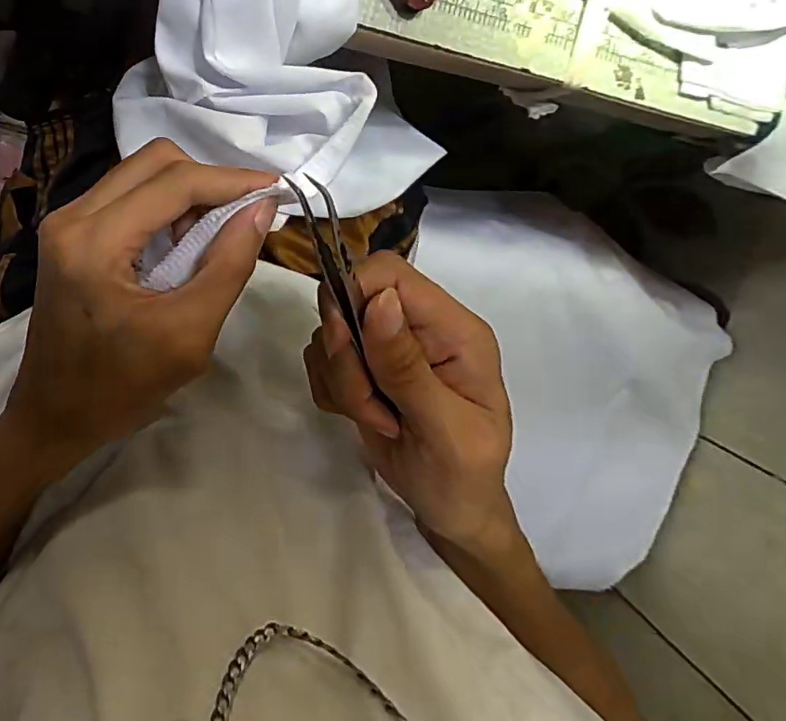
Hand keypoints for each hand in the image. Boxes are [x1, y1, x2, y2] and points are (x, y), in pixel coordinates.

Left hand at [0, 138, 277, 469]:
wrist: (54, 414)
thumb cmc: (120, 387)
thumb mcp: (188, 334)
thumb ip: (228, 265)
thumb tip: (260, 208)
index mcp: (94, 243)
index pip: (174, 183)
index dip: (231, 180)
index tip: (276, 189)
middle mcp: (72, 216)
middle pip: (155, 160)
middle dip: (208, 179)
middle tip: (242, 215)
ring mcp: (65, 220)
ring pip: (141, 171)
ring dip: (186, 191)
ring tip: (212, 234)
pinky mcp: (68, 230)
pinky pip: (127, 193)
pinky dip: (163, 205)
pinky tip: (181, 241)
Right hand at [304, 252, 517, 551]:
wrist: (453, 512)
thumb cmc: (464, 476)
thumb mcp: (445, 429)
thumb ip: (408, 367)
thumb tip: (381, 301)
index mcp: (452, 327)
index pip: (390, 273)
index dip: (355, 296)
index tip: (348, 348)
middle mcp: (417, 325)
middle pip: (348, 298)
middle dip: (346, 357)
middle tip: (370, 402)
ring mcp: (386, 344)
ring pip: (330, 333)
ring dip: (341, 382)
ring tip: (381, 420)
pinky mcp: (362, 364)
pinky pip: (321, 359)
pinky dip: (331, 390)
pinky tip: (364, 418)